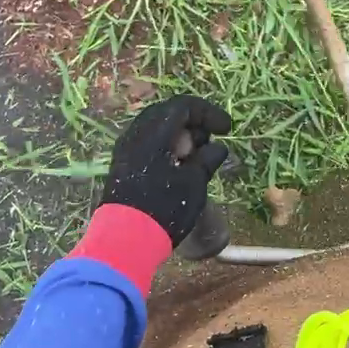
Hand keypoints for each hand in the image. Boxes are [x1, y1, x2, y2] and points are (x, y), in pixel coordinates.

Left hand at [102, 95, 232, 245]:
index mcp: (155, 134)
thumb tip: (216, 148)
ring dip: (180, 134)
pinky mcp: (122, 163)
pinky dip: (167, 145)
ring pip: (157, 126)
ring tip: (196, 155)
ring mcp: (126, 148)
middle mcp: (137, 134)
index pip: (184, 107)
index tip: (226, 129)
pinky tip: (178, 164)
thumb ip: (206, 159)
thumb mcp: (194, 183)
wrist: (125, 240)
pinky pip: (148, 141)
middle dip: (194, 122)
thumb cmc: (164, 209)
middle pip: (169, 112)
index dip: (209, 113)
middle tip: (210, 139)